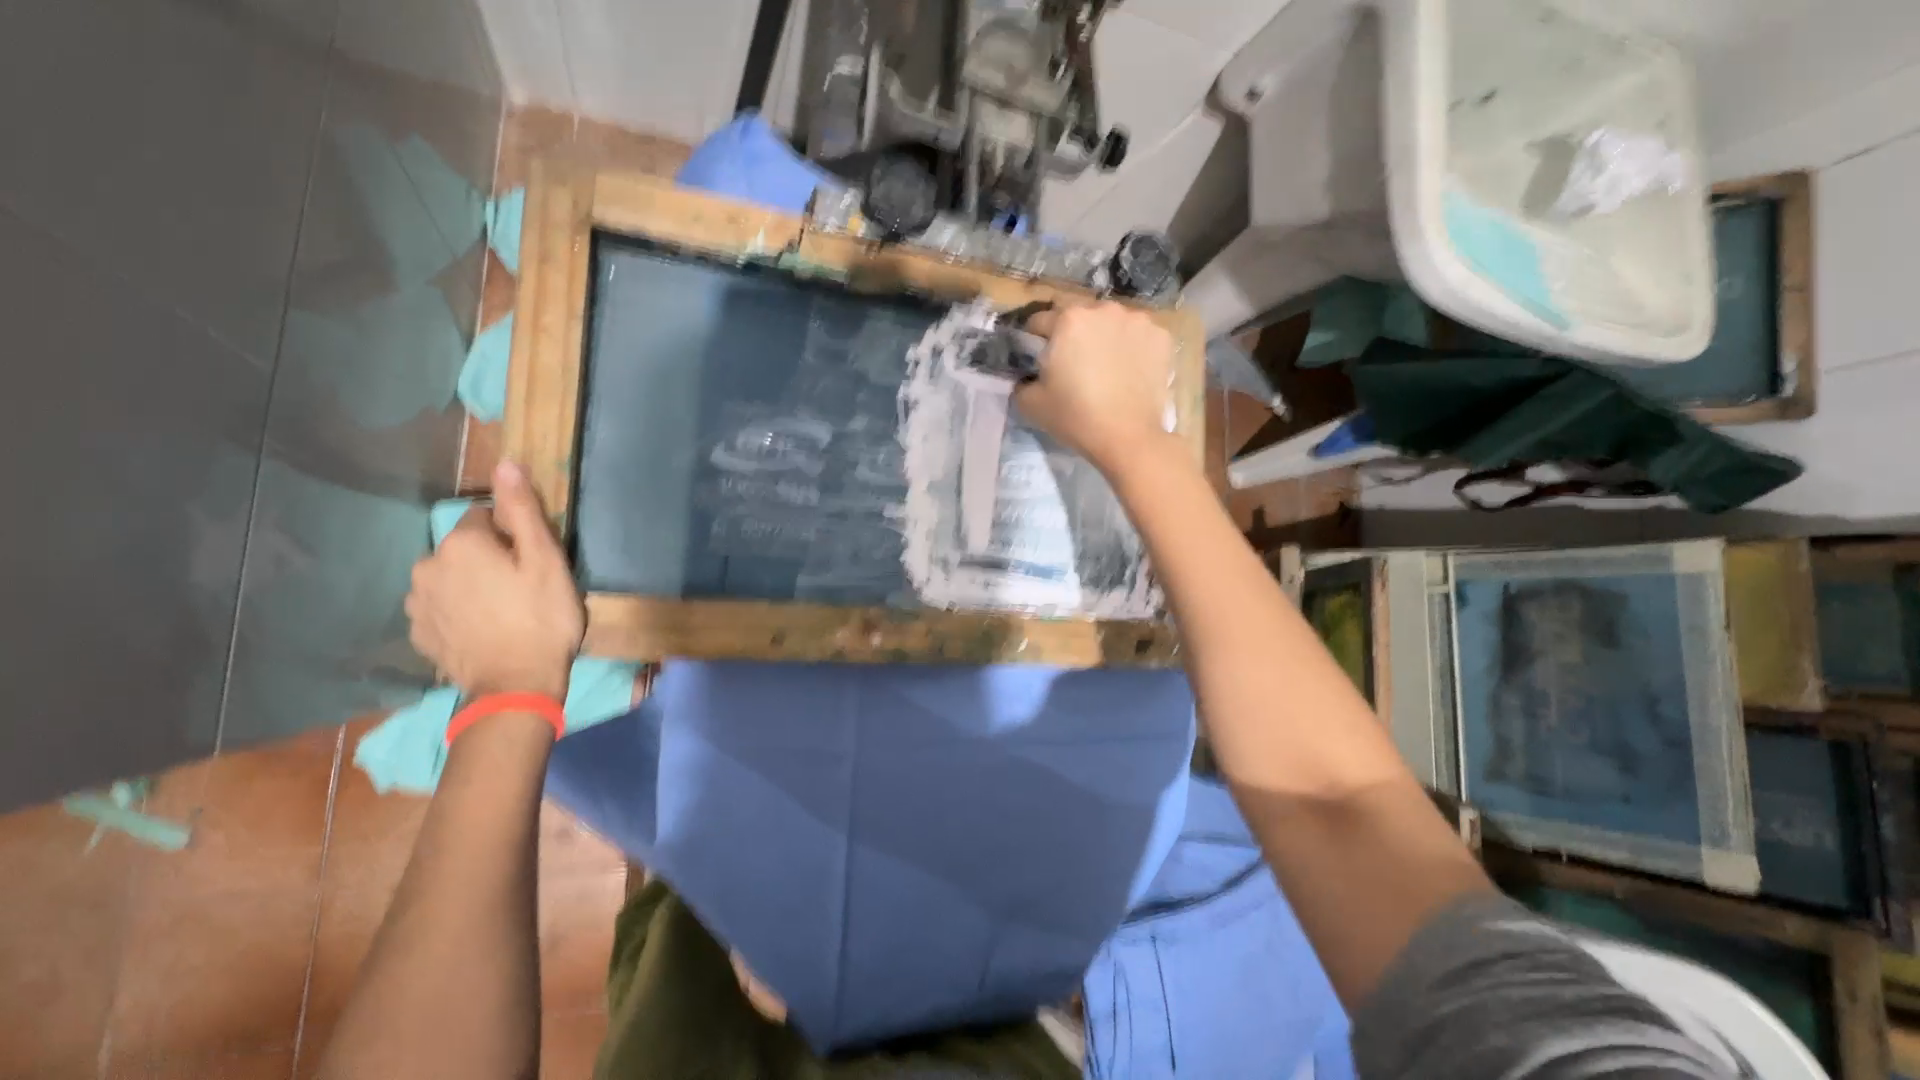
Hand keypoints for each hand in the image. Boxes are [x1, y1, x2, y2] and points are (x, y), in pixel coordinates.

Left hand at [406, 462, 584, 701]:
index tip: (532, 562)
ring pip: (448, 577)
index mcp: (461, 542)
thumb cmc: (541, 619)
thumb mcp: (546, 561)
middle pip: (462, 548)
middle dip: (486, 560)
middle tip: (520, 589)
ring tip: (501, 613)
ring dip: (468, 586)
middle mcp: (427, 564)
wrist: (514, 687)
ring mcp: (417, 601)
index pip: (485, 517)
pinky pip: (439, 608)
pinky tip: (482, 631)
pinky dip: (456, 613)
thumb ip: (522, 510)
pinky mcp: (419, 632)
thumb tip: (505, 463)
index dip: (512, 536)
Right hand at [1016, 301, 1180, 475]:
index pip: (1040, 321)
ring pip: (1111, 322)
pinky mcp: (1162, 336)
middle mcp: (1103, 309)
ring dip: (1104, 335)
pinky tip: (1130, 370)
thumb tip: (1026, 378)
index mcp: (1068, 319)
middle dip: (1072, 334)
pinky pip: (1138, 335)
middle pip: (1079, 316)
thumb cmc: (1076, 417)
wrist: (1129, 437)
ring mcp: (1137, 320)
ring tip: (1106, 365)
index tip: (1038, 358)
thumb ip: (1021, 383)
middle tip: (1074, 363)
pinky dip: (1132, 346)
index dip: (1035, 340)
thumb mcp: (1031, 404)